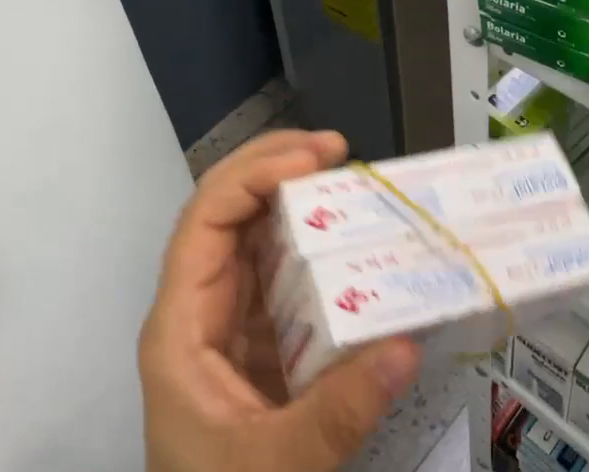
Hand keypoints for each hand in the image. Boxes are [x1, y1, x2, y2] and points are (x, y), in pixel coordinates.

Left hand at [140, 130, 421, 471]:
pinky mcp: (259, 340)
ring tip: (348, 177)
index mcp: (182, 325)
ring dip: (297, 199)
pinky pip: (283, 274)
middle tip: (336, 149)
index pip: (204, 221)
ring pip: (255, 237)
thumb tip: (406, 345)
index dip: (253, 177)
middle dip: (276, 168)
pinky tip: (350, 236)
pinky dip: (315, 245)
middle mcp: (201, 308)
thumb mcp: (272, 466)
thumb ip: (336, 413)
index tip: (314, 160)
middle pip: (226, 213)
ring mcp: (230, 322)